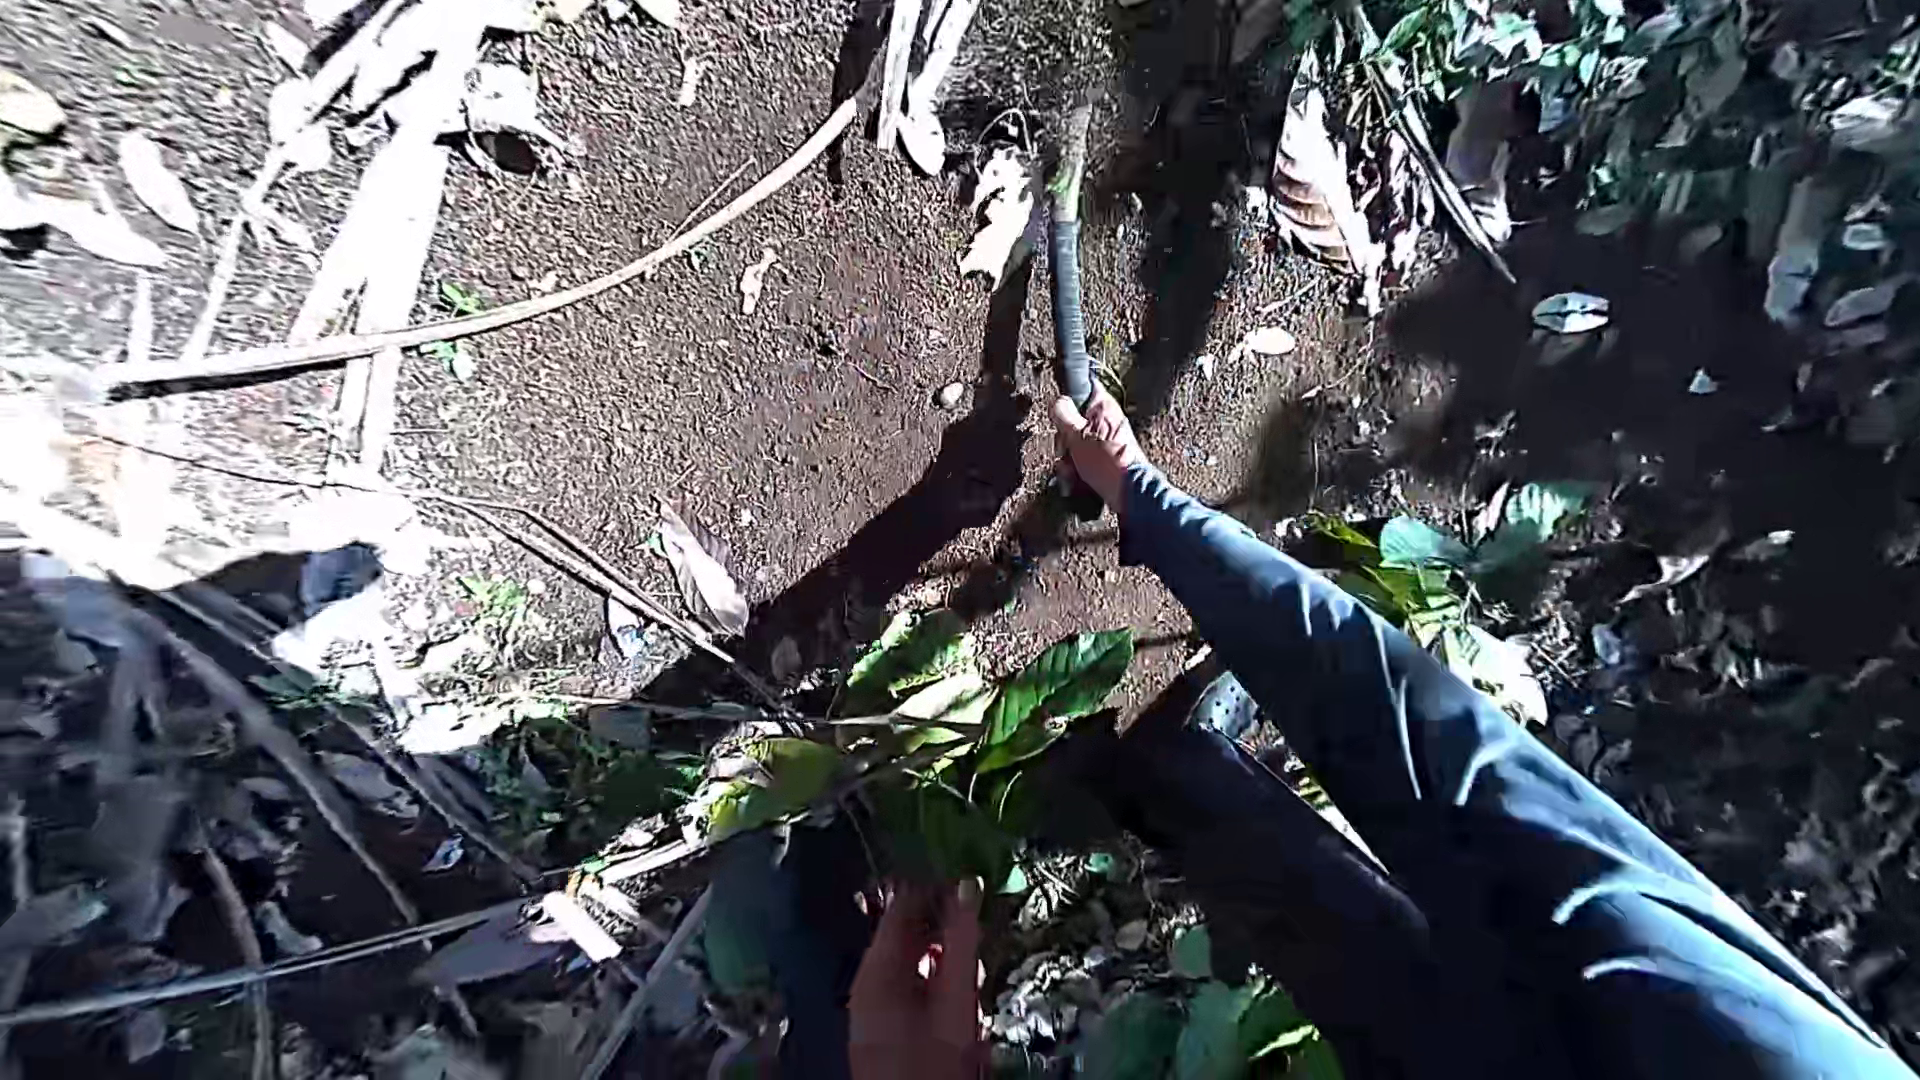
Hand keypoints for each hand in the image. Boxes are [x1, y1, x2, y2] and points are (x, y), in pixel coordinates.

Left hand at [848, 880, 982, 1079]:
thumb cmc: (935, 1063)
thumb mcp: (956, 998)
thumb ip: (962, 938)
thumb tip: (969, 884)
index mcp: (878, 966)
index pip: (903, 904)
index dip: (935, 887)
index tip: (967, 879)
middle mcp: (867, 979)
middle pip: (904, 931)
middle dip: (941, 923)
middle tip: (975, 924)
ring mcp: (870, 1005)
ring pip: (907, 958)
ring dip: (940, 952)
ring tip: (970, 963)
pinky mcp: (879, 1028)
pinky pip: (905, 985)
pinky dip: (931, 978)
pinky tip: (955, 992)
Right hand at [1049, 387, 1146, 516]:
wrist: (1128, 493)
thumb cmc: (1109, 463)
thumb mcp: (1078, 435)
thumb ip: (1064, 415)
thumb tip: (1057, 402)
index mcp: (1102, 407)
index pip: (1083, 387)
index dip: (1067, 400)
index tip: (1060, 415)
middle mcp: (1105, 421)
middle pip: (1072, 421)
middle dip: (1063, 441)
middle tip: (1066, 451)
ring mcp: (1104, 441)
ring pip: (1074, 444)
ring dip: (1067, 460)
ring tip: (1072, 472)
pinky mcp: (1103, 460)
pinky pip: (1081, 461)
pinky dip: (1074, 471)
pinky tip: (1074, 481)